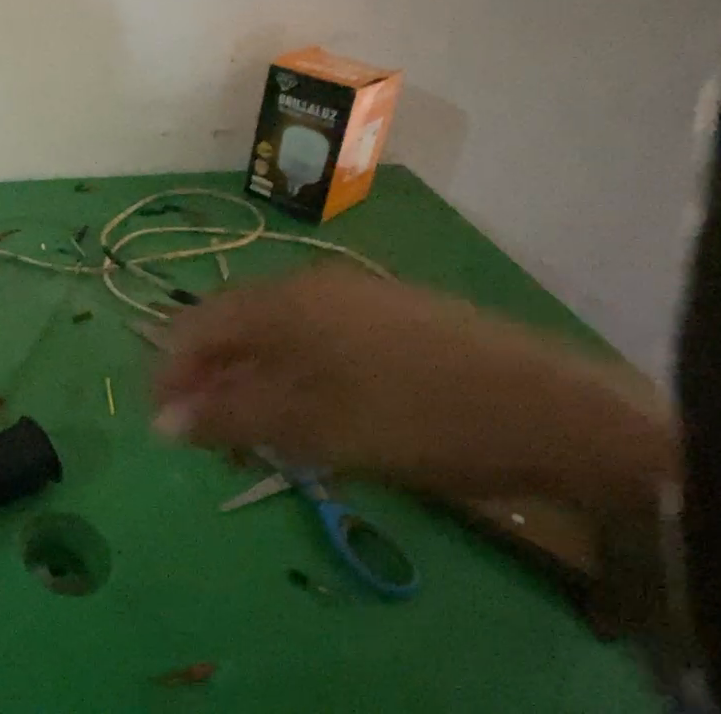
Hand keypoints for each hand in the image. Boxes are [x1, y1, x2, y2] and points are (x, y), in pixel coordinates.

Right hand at [151, 269, 674, 511]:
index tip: (162, 425)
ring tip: (259, 432)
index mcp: (280, 301)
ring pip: (273, 335)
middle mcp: (306, 284)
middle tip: (212, 436)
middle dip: (210, 380)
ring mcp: (352, 294)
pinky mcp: (388, 314)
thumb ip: (230, 418)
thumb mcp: (312, 426)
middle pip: (231, 327)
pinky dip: (292, 373)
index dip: (168, 374)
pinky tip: (311, 410)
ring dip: (251, 380)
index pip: (193, 327)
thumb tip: (161, 422)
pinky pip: (313, 338)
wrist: (560, 411)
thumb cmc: (416, 417)